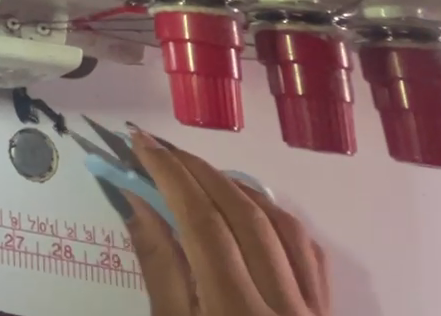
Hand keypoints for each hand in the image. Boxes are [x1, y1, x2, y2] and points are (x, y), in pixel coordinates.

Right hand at [123, 131, 330, 315]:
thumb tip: (133, 198)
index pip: (203, 221)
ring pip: (284, 228)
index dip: (168, 173)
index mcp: (237, 314)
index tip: (137, 142)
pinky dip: (273, 218)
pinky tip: (246, 209)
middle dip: (196, 169)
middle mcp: (287, 310)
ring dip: (235, 187)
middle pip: (245, 214)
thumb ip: (159, 266)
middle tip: (156, 145)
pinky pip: (307, 254)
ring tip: (195, 169)